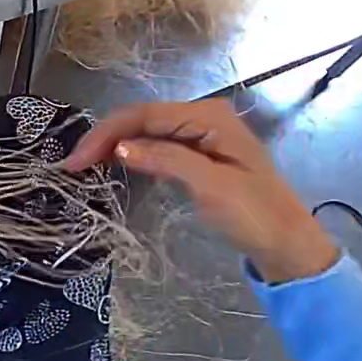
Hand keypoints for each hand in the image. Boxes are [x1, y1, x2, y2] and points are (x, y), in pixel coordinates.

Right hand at [62, 100, 337, 283]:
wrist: (288, 245)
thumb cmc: (255, 214)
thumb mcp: (211, 186)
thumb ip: (166, 159)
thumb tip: (119, 146)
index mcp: (208, 116)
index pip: (143, 115)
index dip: (105, 134)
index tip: (76, 160)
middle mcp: (201, 116)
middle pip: (139, 119)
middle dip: (103, 138)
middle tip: (73, 165)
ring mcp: (198, 133)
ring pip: (141, 130)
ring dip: (111, 145)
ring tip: (84, 165)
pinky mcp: (194, 151)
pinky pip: (151, 144)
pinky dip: (127, 153)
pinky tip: (110, 164)